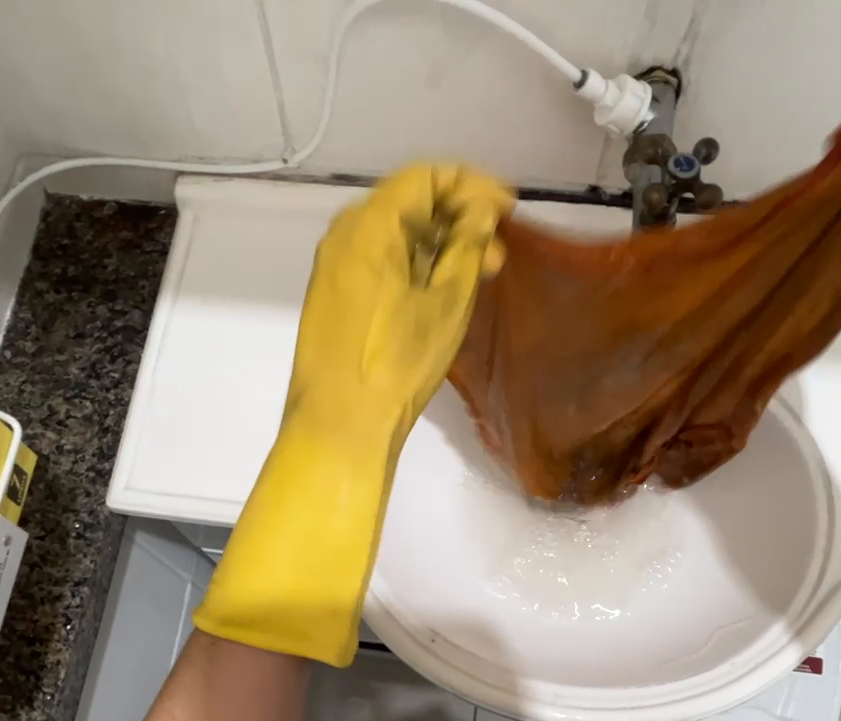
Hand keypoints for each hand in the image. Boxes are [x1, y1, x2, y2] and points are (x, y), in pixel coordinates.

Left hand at [289, 165, 511, 436]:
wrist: (339, 423)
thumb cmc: (398, 363)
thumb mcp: (447, 301)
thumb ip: (468, 245)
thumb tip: (480, 211)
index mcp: (369, 225)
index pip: (425, 177)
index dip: (473, 185)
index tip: (507, 210)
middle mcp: (344, 236)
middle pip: (408, 203)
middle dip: (458, 219)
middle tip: (497, 253)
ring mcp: (334, 267)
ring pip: (393, 235)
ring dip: (438, 246)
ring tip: (476, 276)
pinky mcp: (333, 297)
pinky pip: (378, 262)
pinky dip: (413, 266)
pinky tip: (439, 291)